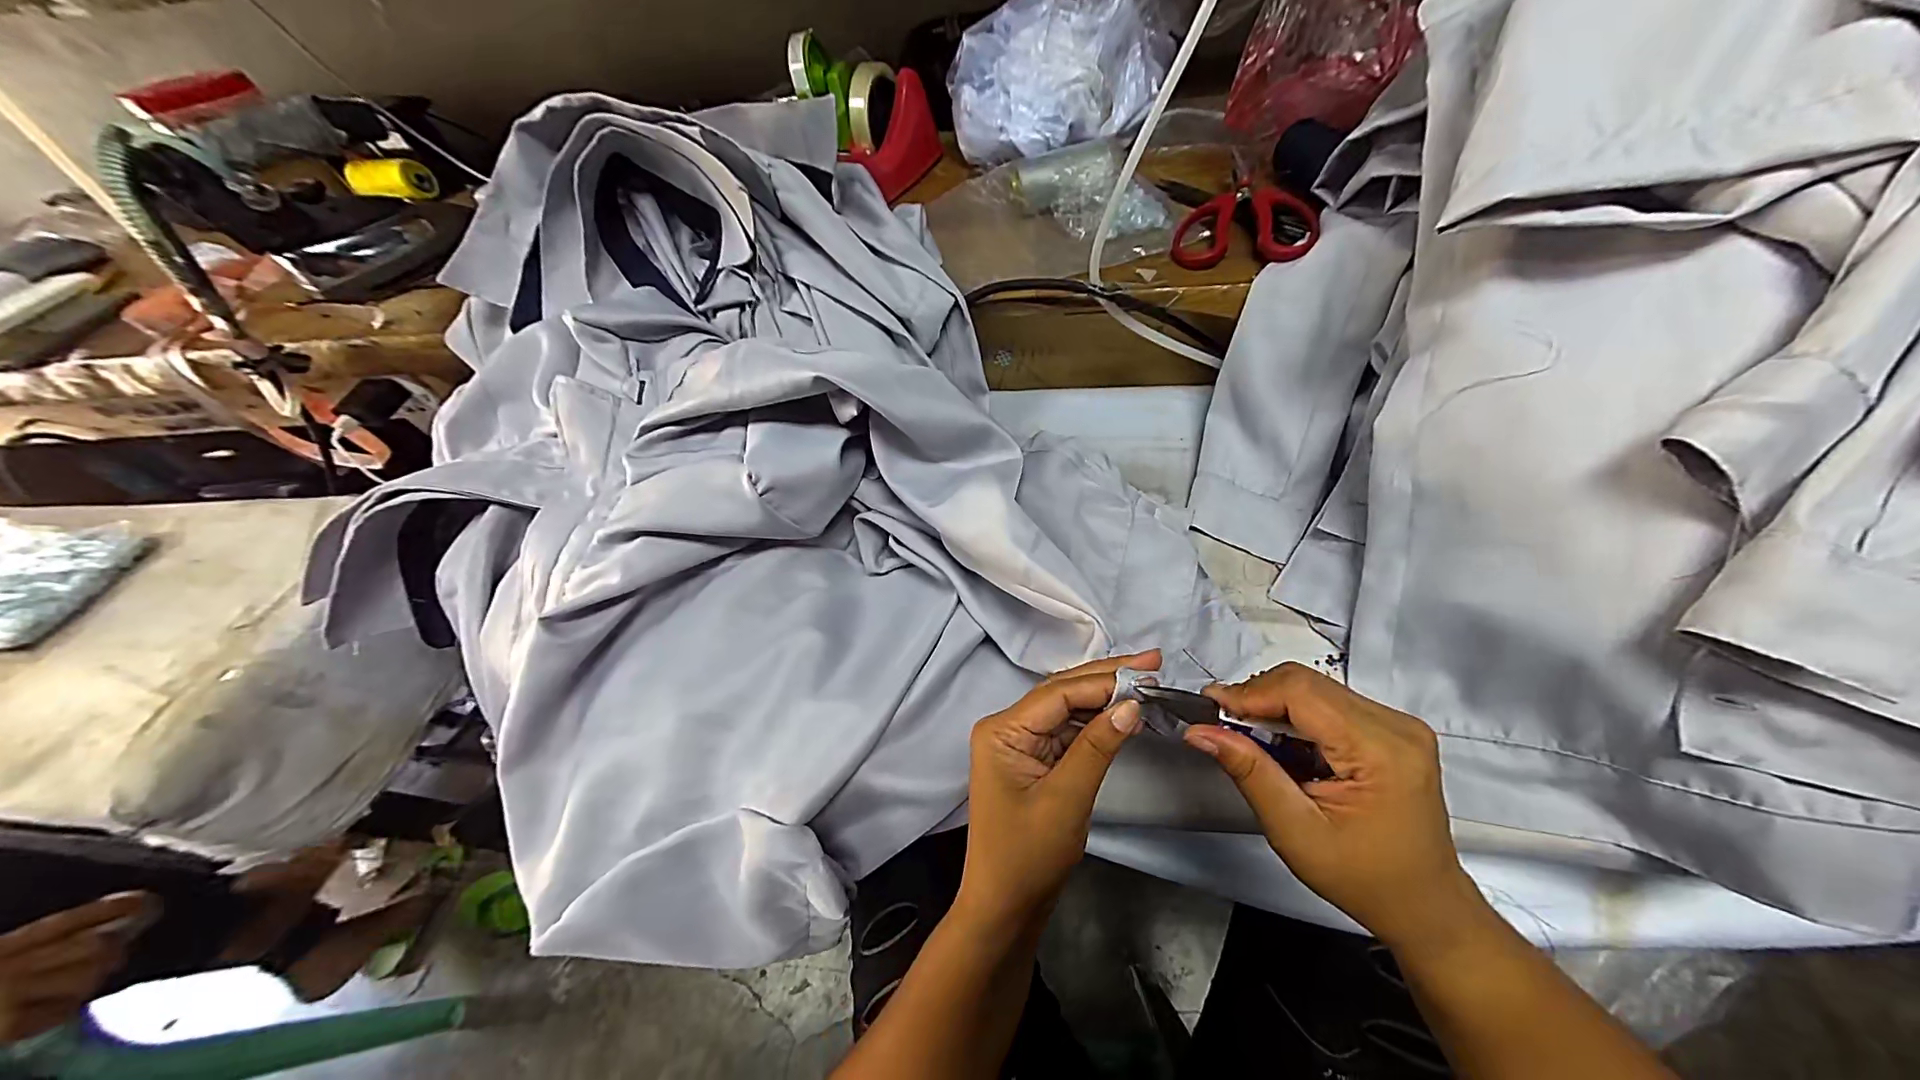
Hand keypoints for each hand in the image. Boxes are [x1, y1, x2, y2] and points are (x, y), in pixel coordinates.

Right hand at [0, 892, 159, 1041]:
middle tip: (111, 957)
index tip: (148, 901)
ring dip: (90, 982)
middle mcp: (9, 965)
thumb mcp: (4, 956)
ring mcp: (7, 998)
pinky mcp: (5, 1028)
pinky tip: (44, 1013)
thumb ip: (47, 943)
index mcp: (7, 945)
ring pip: (89, 977)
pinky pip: (62, 1012)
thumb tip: (117, 924)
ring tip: (69, 987)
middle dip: (114, 950)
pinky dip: (62, 1011)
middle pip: (97, 945)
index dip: (114, 909)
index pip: (71, 919)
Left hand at [955, 649, 1157, 927]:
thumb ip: (1097, 746)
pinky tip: (1123, 712)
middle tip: (1153, 663)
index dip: (1105, 678)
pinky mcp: (1034, 760)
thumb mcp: (1067, 798)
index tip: (1149, 669)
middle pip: (1061, 692)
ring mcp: (1020, 744)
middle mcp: (1007, 728)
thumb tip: (1131, 704)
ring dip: (1105, 697)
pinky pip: (1068, 730)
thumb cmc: (1028, 856)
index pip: (1059, 692)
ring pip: (1067, 708)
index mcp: (1003, 730)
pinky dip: (1096, 722)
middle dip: (1107, 678)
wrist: (1005, 906)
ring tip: (1146, 682)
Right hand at [1185, 663, 1482, 946]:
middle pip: (1307, 683)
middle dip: (1257, 698)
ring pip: (1314, 687)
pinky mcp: (1391, 730)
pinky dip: (1294, 715)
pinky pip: (1329, 702)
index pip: (1301, 692)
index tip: (1211, 709)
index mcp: (1381, 751)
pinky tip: (1282, 745)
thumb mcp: (1294, 830)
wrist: (1423, 904)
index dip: (1249, 694)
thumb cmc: (1366, 878)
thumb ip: (1249, 772)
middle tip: (1223, 725)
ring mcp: (1398, 725)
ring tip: (1249, 739)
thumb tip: (1203, 732)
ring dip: (1273, 706)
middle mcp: (1397, 728)